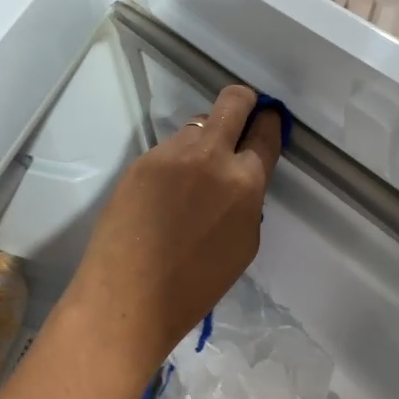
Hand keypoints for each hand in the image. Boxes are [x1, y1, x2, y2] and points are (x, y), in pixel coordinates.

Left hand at [66, 85, 282, 367]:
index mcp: (245, 182)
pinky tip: (165, 193)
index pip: (265, 132)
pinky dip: (175, 162)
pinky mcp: (141, 160)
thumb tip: (238, 181)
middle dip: (244, 101)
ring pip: (197, 126)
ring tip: (192, 175)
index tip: (268, 120)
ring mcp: (172, 154)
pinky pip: (169, 149)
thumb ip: (247, 201)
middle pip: (233, 101)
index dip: (269, 122)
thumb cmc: (196, 285)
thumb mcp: (244, 244)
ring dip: (204, 140)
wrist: (129, 297)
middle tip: (244, 112)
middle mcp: (210, 156)